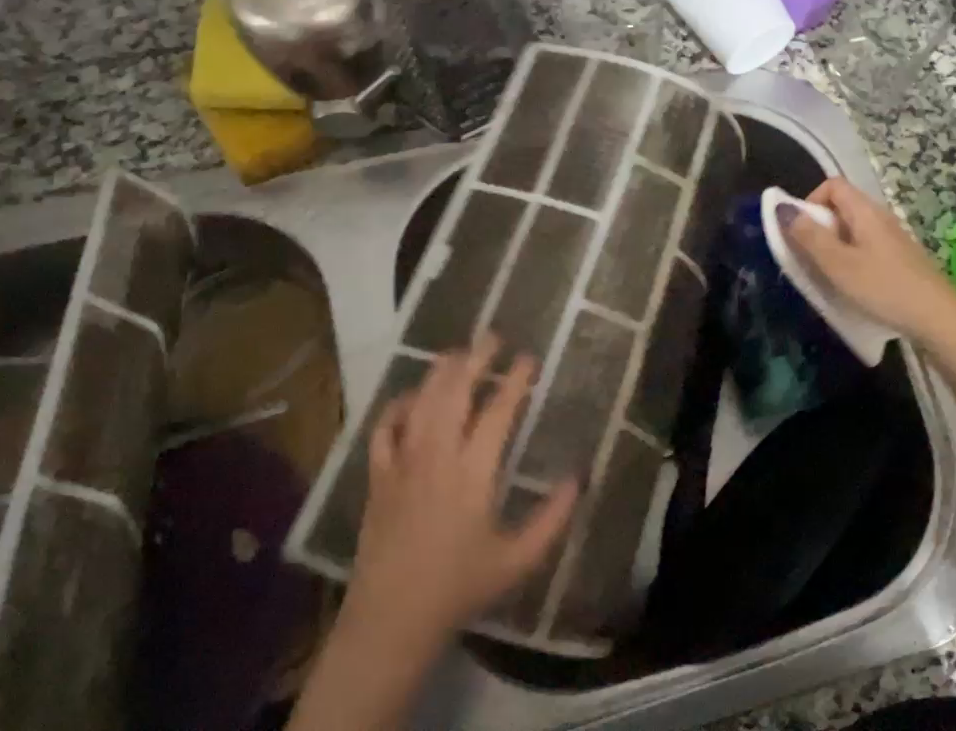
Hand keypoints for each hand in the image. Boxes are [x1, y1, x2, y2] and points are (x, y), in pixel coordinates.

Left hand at [343, 334, 578, 643]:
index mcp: (473, 473)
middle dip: (475, 359)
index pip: (498, 411)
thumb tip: (578, 477)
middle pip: (454, 392)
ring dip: (439, 373)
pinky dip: (397, 407)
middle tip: (491, 336)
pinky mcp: (378, 478)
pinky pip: (384, 429)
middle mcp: (436, 456)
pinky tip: (410, 399)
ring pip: (420, 402)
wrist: (392, 618)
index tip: (529, 359)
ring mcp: (402, 464)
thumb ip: (553, 517)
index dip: (515, 381)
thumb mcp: (518, 559)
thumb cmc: (460, 588)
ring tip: (457, 353)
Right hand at [785, 177, 955, 340]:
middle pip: (841, 208)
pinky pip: (865, 248)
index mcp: (865, 211)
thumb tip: (783, 208)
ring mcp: (892, 239)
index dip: (810, 201)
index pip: (832, 185)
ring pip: (852, 231)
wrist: (937, 318)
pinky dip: (850, 260)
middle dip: (818, 228)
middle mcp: (880, 217)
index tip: (799, 231)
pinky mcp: (899, 259)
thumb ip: (809, 236)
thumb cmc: (883, 288)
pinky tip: (851, 287)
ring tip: (826, 276)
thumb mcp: (838, 264)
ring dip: (832, 248)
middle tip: (808, 259)